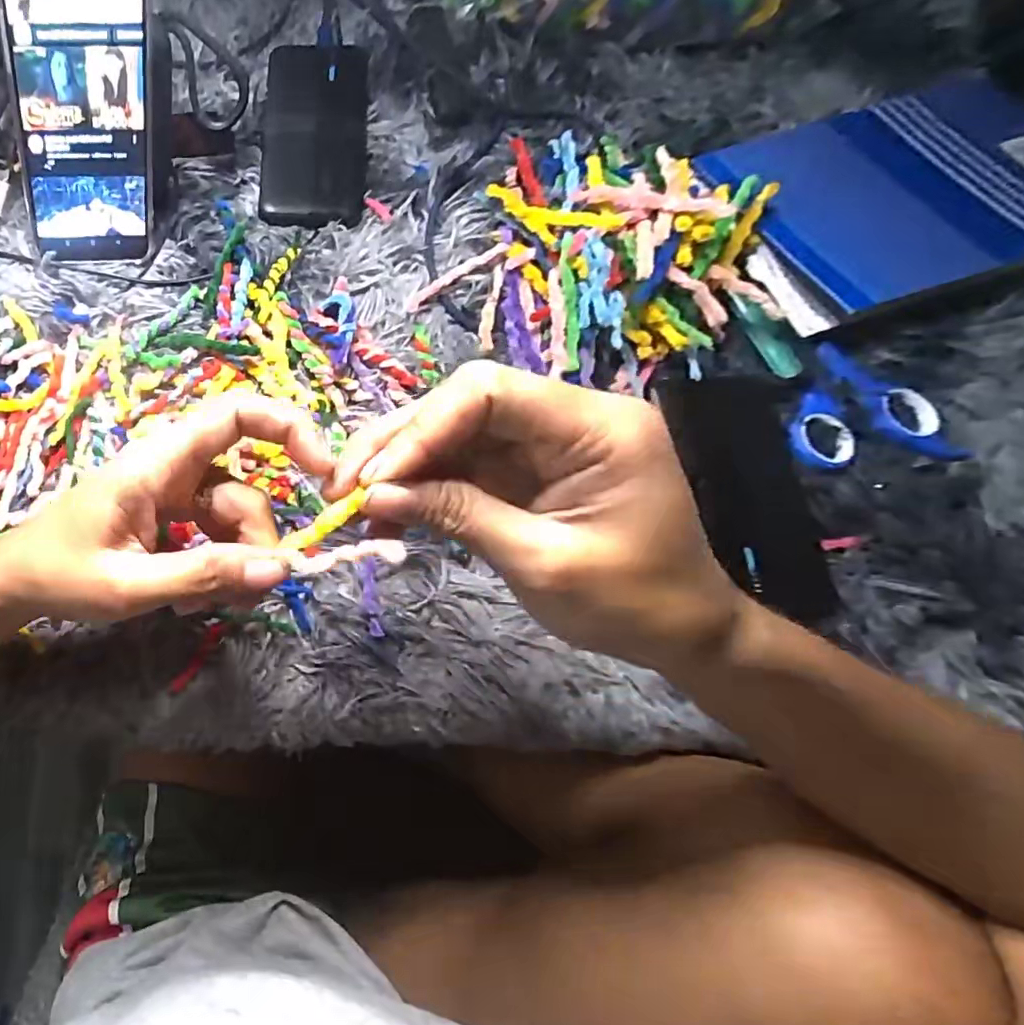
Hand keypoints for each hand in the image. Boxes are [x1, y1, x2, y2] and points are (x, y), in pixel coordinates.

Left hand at [0, 394, 336, 623]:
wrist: (13, 584)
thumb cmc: (60, 574)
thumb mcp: (132, 585)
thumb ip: (205, 575)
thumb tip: (281, 570)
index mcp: (155, 464)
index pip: (233, 414)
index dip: (288, 428)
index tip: (322, 473)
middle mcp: (169, 469)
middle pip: (244, 487)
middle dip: (256, 539)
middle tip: (245, 590)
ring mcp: (169, 494)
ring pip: (232, 517)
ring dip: (232, 563)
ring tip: (195, 605)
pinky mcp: (167, 518)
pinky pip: (212, 535)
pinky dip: (213, 567)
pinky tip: (187, 600)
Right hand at [331, 362, 744, 671]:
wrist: (682, 633)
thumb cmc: (632, 603)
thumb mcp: (541, 561)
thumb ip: (458, 515)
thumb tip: (373, 495)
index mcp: (594, 426)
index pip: (487, 392)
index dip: (421, 428)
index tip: (374, 481)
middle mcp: (561, 419)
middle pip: (456, 405)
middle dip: (394, 444)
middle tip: (341, 489)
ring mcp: (536, 444)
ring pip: (445, 433)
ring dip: (394, 466)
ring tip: (350, 505)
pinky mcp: (517, 470)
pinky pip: (453, 465)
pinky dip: (413, 488)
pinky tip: (382, 514)